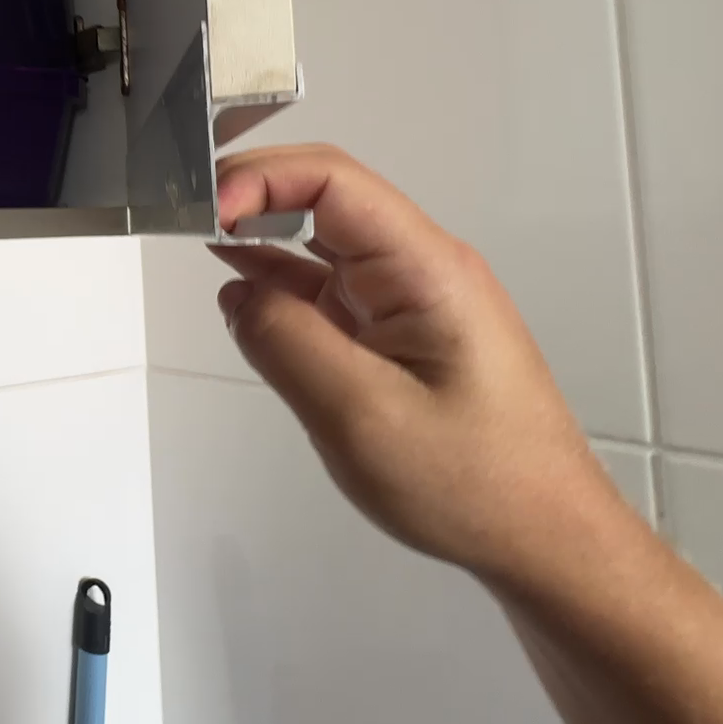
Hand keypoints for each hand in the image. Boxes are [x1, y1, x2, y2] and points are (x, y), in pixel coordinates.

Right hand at [211, 145, 635, 588]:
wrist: (540, 543)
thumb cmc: (466, 481)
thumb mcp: (361, 412)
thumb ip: (284, 340)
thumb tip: (234, 292)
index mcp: (422, 269)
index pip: (331, 181)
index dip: (260, 181)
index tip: (204, 215)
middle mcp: (412, 266)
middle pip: (321, 194)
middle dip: (249, 191)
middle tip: (181, 211)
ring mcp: (397, 296)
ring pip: (313, 234)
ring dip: (253, 225)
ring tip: (189, 230)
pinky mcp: (381, 326)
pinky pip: (314, 279)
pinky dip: (266, 270)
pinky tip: (229, 275)